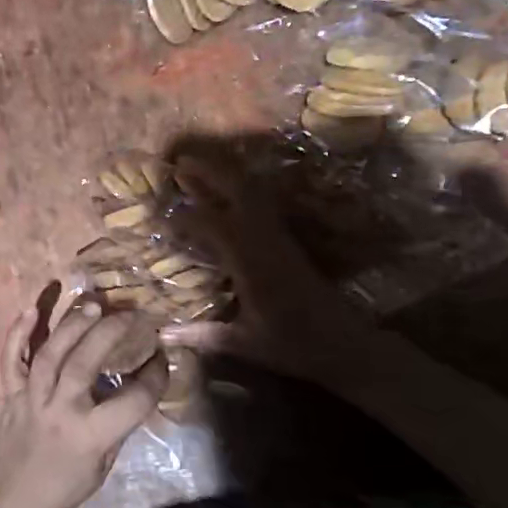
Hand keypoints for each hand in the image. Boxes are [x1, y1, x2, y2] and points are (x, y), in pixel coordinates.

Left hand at [0, 300, 160, 507]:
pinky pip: (11, 359)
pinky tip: (31, 310)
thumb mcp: (104, 464)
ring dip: (70, 325)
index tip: (162, 355)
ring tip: (92, 304)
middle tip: (129, 314)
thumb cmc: (65, 487)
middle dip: (109, 333)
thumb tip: (134, 383)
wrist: (12, 502)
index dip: (154, 376)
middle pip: (84, 362)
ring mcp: (30, 398)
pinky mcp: (9, 393)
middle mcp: (60, 411)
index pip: (132, 399)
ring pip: (49, 354)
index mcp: (91, 436)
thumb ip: (117, 423)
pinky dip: (17, 333)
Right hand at [160, 155, 381, 382]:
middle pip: (241, 192)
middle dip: (211, 173)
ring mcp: (281, 239)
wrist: (346, 345)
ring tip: (197, 169)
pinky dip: (239, 191)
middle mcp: (268, 242)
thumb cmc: (294, 346)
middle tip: (180, 161)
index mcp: (254, 263)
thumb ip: (203, 336)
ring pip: (254, 194)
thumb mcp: (245, 344)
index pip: (215, 226)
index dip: (186, 217)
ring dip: (225, 176)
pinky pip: (261, 205)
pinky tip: (225, 192)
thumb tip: (162, 334)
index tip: (160, 216)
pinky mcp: (287, 242)